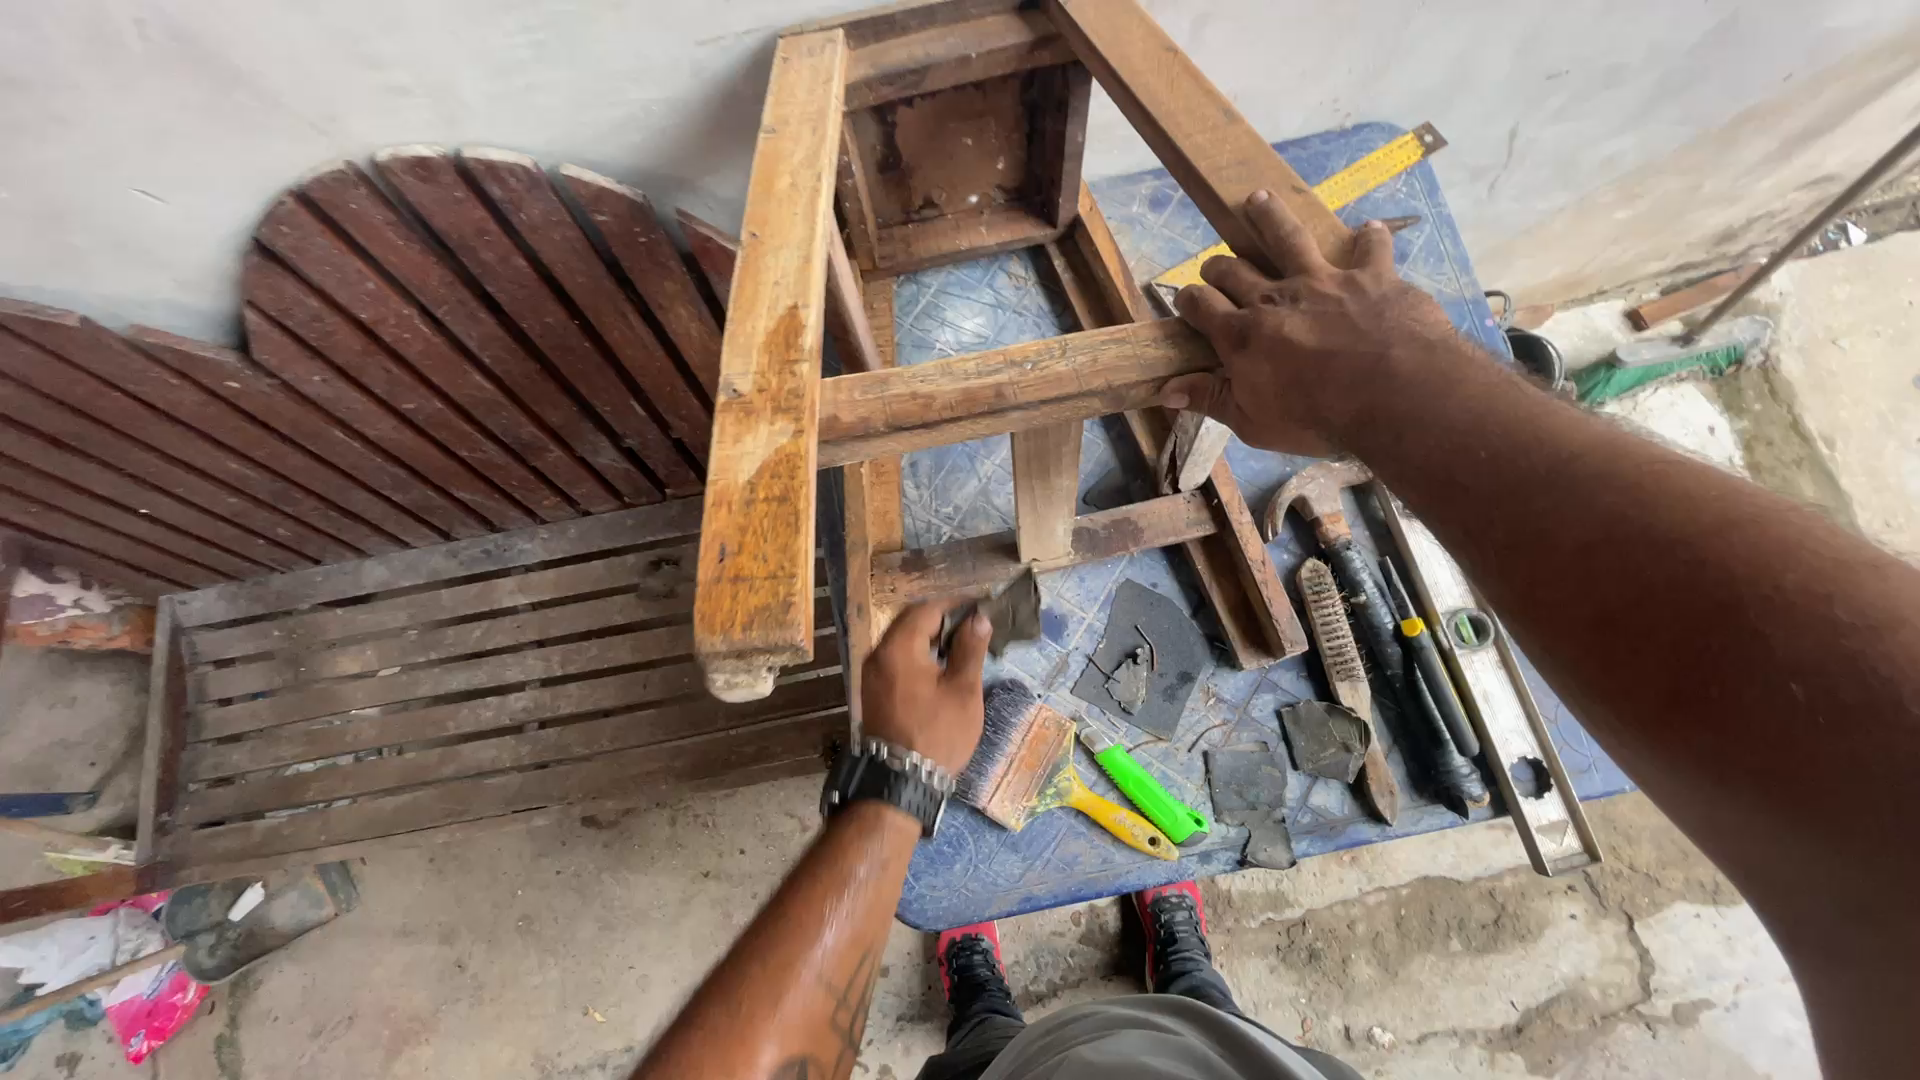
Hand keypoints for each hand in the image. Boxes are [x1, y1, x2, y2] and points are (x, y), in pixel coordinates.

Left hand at [860, 600, 990, 773]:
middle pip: (910, 621)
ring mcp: (871, 673)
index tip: (981, 608)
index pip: (927, 609)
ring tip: (960, 647)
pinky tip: (939, 667)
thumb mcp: (962, 690)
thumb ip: (969, 649)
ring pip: (902, 640)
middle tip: (972, 627)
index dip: (956, 605)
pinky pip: (896, 658)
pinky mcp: (872, 690)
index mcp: (898, 648)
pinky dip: (917, 654)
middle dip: (942, 619)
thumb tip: (978, 618)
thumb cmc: (937, 734)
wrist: (900, 782)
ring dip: (929, 637)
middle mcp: (878, 654)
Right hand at [1160, 190, 1464, 455]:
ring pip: (1287, 238)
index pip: (1201, 306)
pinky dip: (1368, 238)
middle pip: (1234, 270)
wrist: (1394, 395)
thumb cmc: (1317, 418)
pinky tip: (1368, 228)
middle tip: (1215, 266)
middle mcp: (1275, 298)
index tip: (1185, 299)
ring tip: (1257, 199)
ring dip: (1268, 217)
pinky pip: (1369, 248)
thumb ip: (1210, 399)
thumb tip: (1164, 390)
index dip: (1188, 300)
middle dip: (1219, 266)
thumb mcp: (1252, 422)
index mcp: (1242, 336)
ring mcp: (1323, 281)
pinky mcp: (1371, 276)